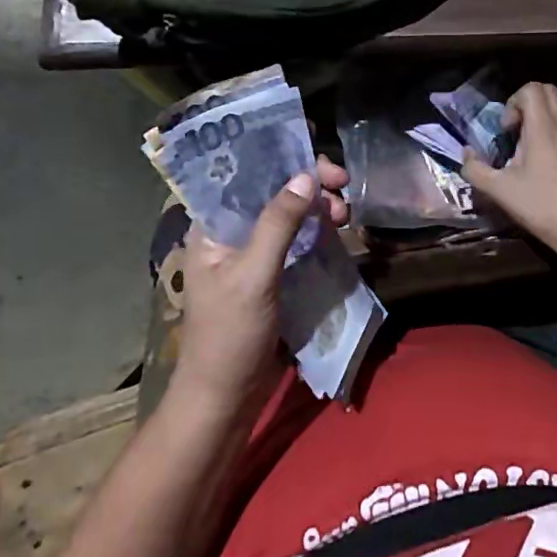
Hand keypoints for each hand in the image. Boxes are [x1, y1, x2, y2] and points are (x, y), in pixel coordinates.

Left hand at [174, 156, 349, 407]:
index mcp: (211, 224)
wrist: (226, 397)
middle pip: (271, 191)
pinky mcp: (270, 273)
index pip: (245, 175)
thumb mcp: (254, 275)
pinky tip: (337, 229)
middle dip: (307, 184)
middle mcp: (229, 231)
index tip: (319, 160)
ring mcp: (251, 253)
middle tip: (342, 185)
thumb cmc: (229, 334)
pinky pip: (296, 240)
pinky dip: (316, 231)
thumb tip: (306, 176)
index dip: (281, 160)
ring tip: (345, 213)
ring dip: (316, 208)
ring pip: (287, 215)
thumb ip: (278, 224)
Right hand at [462, 82, 556, 261]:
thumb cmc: (540, 205)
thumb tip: (466, 153)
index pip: (531, 89)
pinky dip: (553, 128)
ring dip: (541, 115)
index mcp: (543, 128)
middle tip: (514, 130)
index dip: (513, 102)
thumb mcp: (498, 190)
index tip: (506, 130)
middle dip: (526, 103)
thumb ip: (474, 169)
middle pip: (548, 91)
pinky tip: (542, 158)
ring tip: (527, 142)